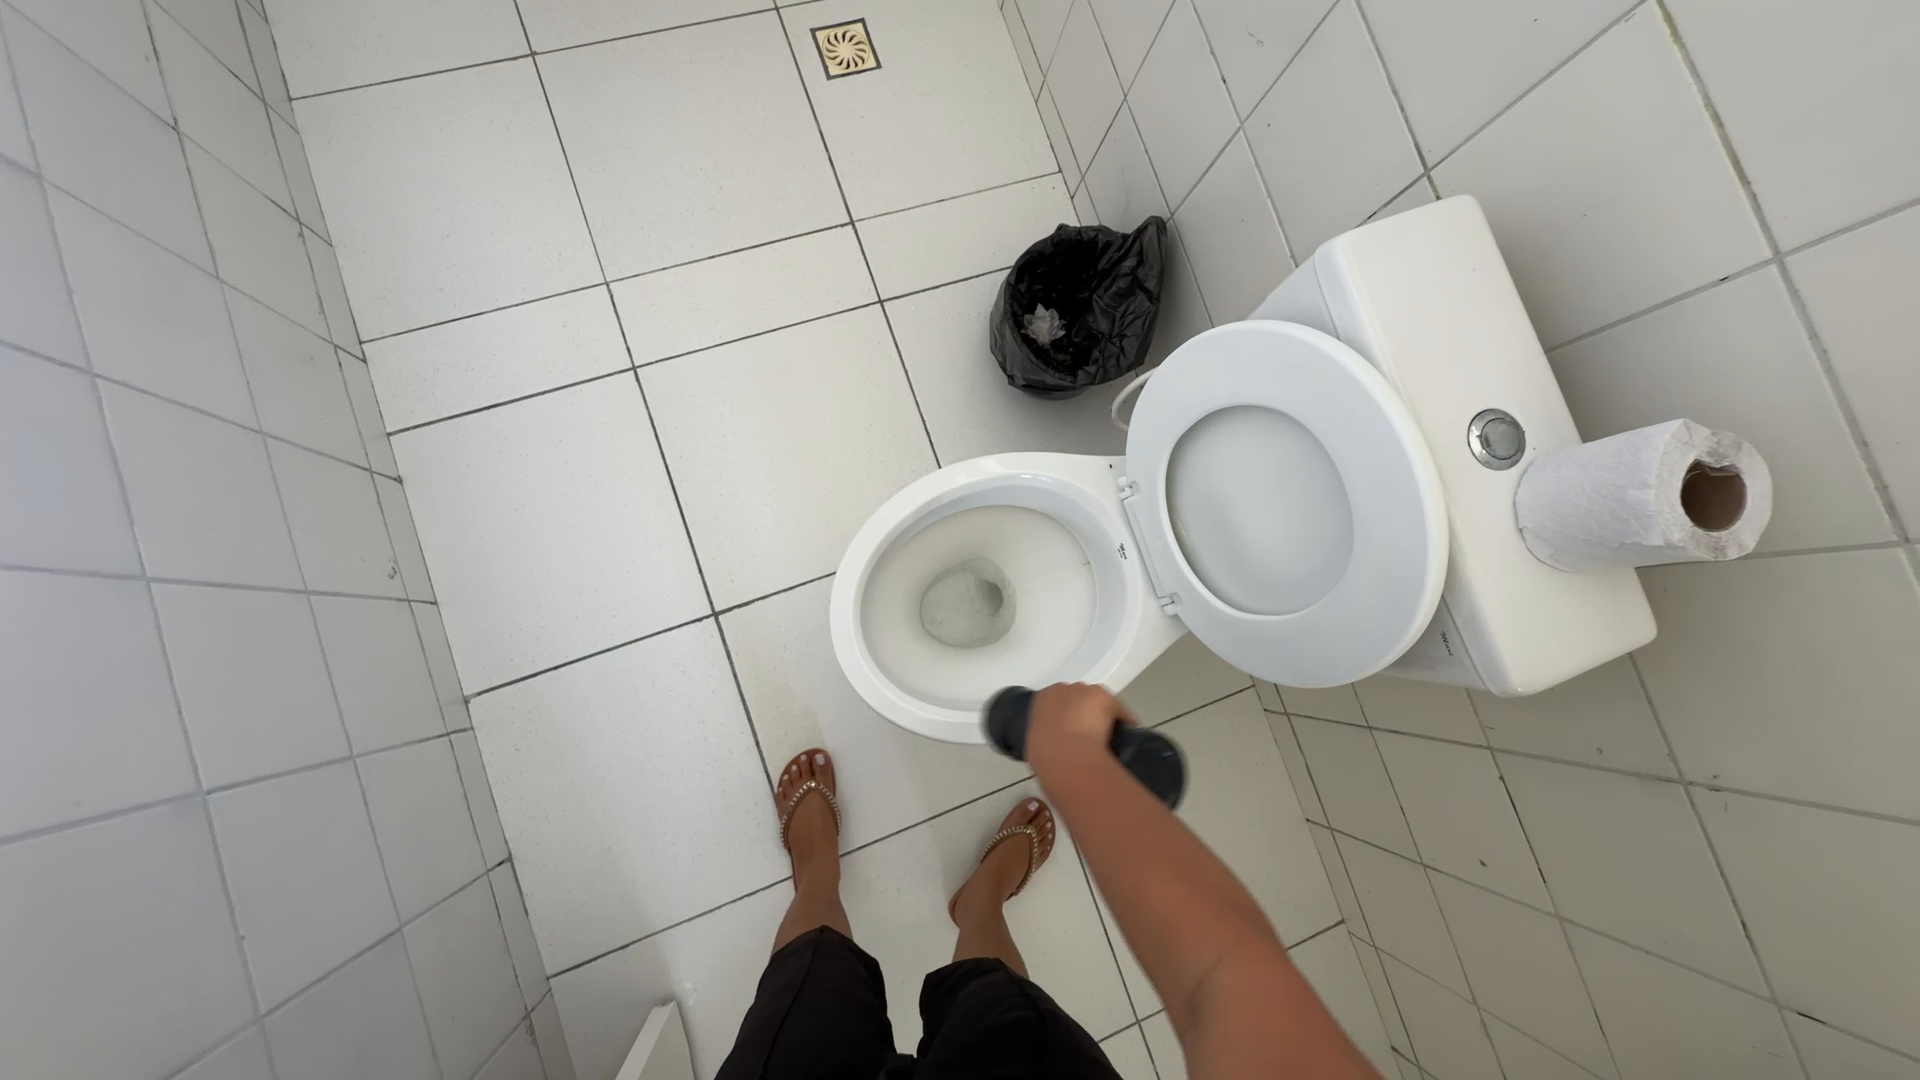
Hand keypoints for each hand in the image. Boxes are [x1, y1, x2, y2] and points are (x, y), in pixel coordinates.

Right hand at [1025, 682, 1137, 775]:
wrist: (1064, 754)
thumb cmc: (1045, 753)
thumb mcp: (1038, 742)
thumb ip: (1047, 735)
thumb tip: (1058, 743)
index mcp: (1043, 698)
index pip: (1057, 701)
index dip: (1065, 715)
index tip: (1070, 728)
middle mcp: (1063, 688)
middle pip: (1077, 696)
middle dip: (1083, 710)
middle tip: (1087, 731)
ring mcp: (1085, 691)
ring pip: (1097, 700)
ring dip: (1100, 713)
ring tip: (1106, 733)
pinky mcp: (1105, 698)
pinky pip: (1118, 708)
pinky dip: (1123, 718)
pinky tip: (1126, 731)